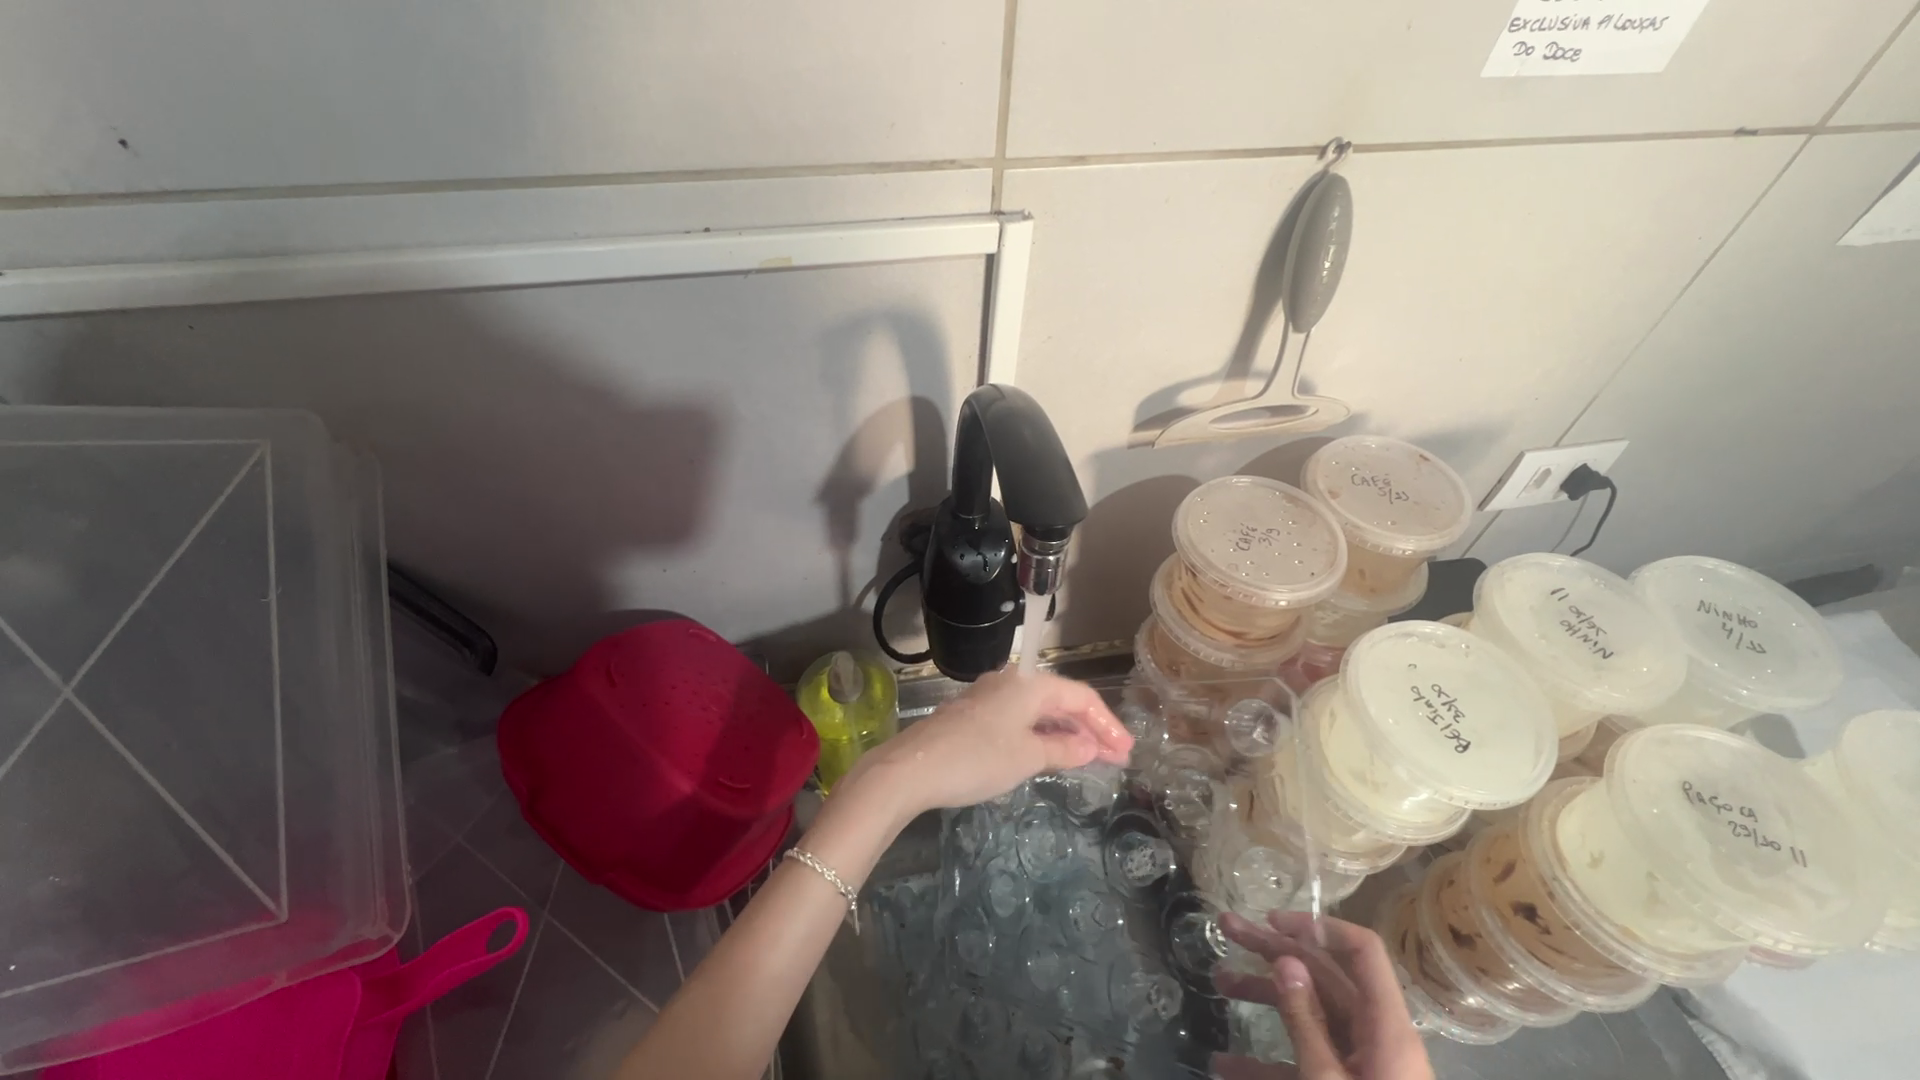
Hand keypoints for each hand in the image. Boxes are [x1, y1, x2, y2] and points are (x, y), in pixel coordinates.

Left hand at [840, 670, 1131, 821]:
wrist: (910, 768)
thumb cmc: (975, 759)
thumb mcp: (1026, 758)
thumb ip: (1063, 750)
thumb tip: (1090, 747)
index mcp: (1029, 684)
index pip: (1081, 697)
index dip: (1107, 724)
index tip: (1126, 751)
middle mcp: (1010, 682)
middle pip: (1061, 700)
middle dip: (1090, 728)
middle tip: (1115, 758)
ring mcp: (989, 698)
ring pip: (1040, 710)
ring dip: (1067, 733)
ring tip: (1090, 759)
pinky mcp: (974, 716)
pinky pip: (1020, 720)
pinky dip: (1042, 735)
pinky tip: (1050, 753)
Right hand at [1211, 911, 1433, 1079]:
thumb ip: (1306, 1021)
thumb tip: (1287, 959)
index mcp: (1386, 1028)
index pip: (1363, 953)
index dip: (1319, 926)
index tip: (1272, 919)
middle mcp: (1376, 1037)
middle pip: (1325, 977)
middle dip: (1273, 952)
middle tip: (1226, 927)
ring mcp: (1360, 1066)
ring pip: (1310, 1014)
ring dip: (1263, 997)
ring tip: (1216, 981)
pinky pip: (1305, 1061)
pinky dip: (1266, 1061)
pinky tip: (1224, 1068)